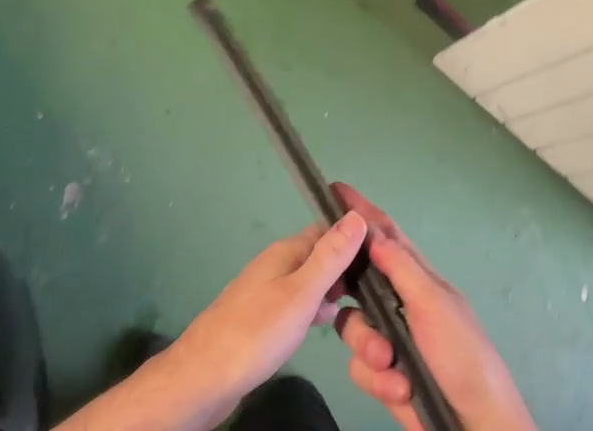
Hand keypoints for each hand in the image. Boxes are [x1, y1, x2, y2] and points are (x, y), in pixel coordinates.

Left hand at [153, 211, 369, 426]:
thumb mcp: (301, 293)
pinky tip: (329, 325)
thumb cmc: (256, 332)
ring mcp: (268, 291)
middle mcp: (277, 264)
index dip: (356, 239)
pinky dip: (317, 309)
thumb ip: (329, 257)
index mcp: (286, 251)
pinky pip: (299, 303)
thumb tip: (357, 215)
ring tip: (365, 311)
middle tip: (381, 291)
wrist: (205, 375)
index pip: (329, 231)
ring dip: (334, 292)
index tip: (387, 256)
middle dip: (348, 269)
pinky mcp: (264, 317)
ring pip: (311, 282)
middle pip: (321, 256)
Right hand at [331, 184, 536, 430]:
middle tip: (336, 297)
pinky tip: (401, 390)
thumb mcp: (433, 305)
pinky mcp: (386, 375)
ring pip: (352, 328)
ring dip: (369, 349)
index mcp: (418, 279)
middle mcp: (401, 303)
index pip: (386, 236)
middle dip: (349, 298)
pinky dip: (378, 381)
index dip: (363, 212)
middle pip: (356, 284)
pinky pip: (360, 367)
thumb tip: (372, 231)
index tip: (334, 188)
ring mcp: (392, 339)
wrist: (474, 424)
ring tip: (391, 365)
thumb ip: (400, 268)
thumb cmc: (462, 355)